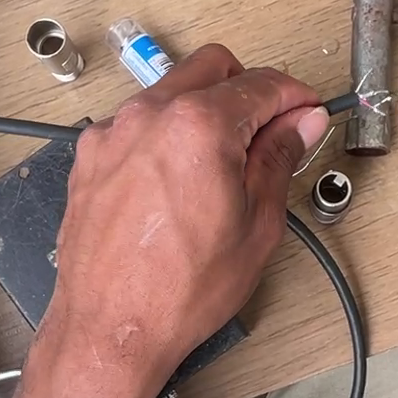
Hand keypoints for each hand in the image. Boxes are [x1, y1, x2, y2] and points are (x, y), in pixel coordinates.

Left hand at [1, 45, 329, 397]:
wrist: (111, 329)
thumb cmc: (180, 291)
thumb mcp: (256, 227)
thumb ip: (279, 160)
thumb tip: (301, 124)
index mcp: (200, 127)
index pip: (262, 85)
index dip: (296, 98)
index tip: (307, 114)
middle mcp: (150, 115)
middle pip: (213, 68)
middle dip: (249, 91)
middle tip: (270, 135)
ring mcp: (113, 132)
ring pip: (172, 90)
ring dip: (206, 111)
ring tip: (222, 166)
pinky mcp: (90, 156)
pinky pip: (139, 123)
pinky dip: (167, 134)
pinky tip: (178, 180)